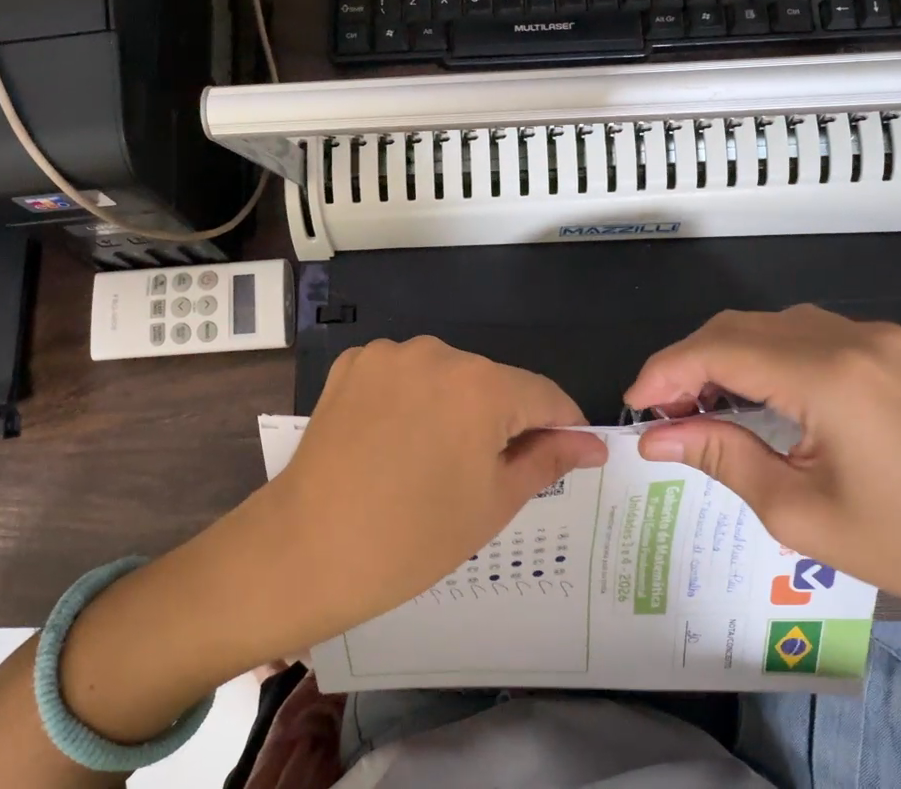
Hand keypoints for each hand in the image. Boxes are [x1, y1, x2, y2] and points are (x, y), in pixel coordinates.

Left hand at [265, 336, 606, 639]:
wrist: (309, 546)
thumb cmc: (414, 536)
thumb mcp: (494, 501)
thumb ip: (548, 459)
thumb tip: (591, 443)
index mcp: (482, 385)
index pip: (544, 395)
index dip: (562, 427)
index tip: (565, 457)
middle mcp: (436, 353)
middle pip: (492, 382)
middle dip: (503, 420)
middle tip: (488, 476)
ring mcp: (386, 355)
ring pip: (444, 377)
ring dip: (454, 408)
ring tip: (435, 462)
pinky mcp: (349, 366)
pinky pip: (400, 376)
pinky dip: (409, 400)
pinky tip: (395, 442)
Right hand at [625, 305, 900, 630]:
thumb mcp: (802, 513)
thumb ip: (722, 458)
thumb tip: (655, 437)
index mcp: (831, 376)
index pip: (719, 349)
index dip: (665, 371)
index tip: (633, 407)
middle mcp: (857, 338)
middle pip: (743, 327)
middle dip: (690, 361)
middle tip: (661, 411)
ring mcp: (888, 340)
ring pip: (778, 325)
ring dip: (729, 355)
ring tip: (703, 405)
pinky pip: (816, 336)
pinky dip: (772, 357)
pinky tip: (762, 395)